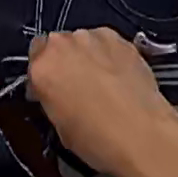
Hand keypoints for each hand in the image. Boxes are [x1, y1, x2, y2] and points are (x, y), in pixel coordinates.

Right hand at [27, 28, 177, 176]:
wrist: (143, 134)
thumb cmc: (97, 139)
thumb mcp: (59, 127)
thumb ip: (51, 98)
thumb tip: (56, 92)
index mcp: (43, 67)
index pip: (34, 56)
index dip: (45, 72)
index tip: (53, 87)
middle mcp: (64, 44)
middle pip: (58, 45)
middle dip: (65, 61)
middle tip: (78, 85)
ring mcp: (93, 36)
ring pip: (83, 41)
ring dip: (87, 56)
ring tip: (103, 81)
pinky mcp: (119, 37)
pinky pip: (106, 42)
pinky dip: (109, 54)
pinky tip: (119, 76)